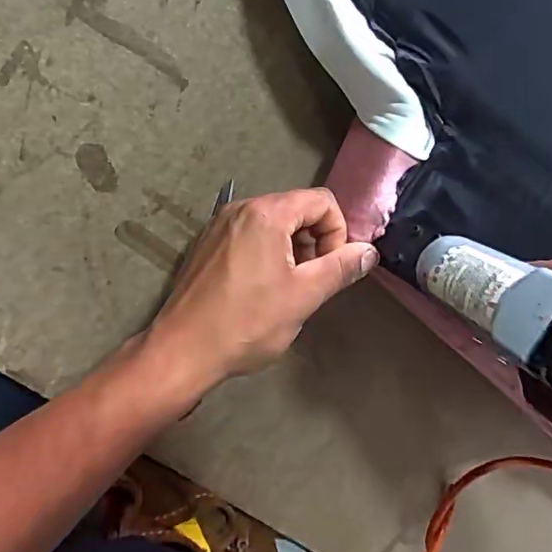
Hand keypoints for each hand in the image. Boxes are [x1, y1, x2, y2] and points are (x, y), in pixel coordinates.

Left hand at [138, 188, 377, 394]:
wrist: (182, 350)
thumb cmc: (247, 323)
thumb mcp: (303, 296)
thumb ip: (340, 268)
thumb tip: (369, 252)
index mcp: (266, 213)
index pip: (321, 201)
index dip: (337, 232)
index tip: (330, 268)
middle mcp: (240, 208)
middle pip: (296, 208)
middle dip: (315, 240)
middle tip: (311, 281)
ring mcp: (219, 225)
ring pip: (272, 223)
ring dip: (291, 248)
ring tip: (286, 289)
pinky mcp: (206, 244)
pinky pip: (248, 235)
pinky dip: (266, 252)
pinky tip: (259, 289)